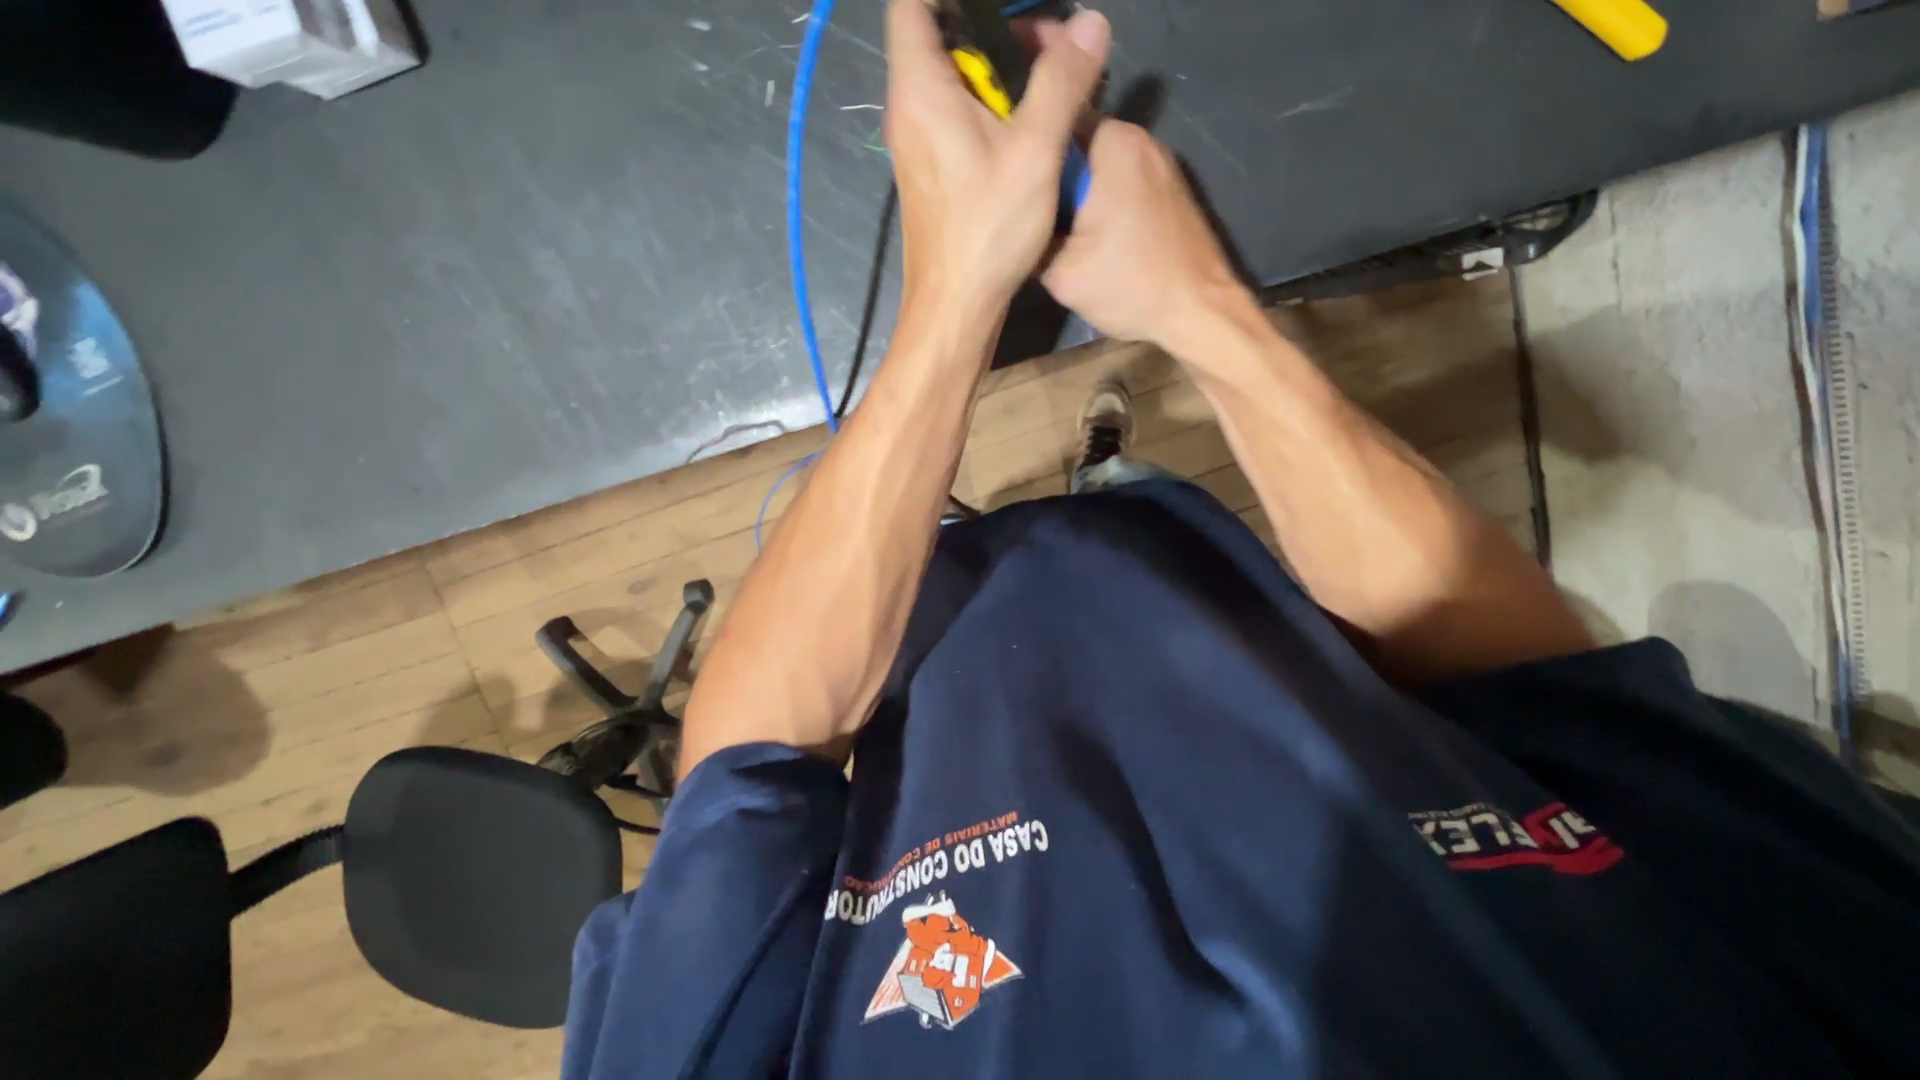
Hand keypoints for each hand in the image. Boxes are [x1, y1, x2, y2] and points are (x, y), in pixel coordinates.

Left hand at [884, 0, 1109, 319]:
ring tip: (1049, 79)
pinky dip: (989, 103)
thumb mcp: (1034, 150)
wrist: (955, 303)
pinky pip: (954, 112)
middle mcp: (908, 107)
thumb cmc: (988, 228)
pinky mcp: (931, 167)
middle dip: (994, 28)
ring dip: (997, 69)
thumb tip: (1091, 24)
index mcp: (920, 87)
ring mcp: (917, 139)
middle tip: (1048, 43)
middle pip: (938, 34)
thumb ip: (1061, 81)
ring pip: (951, 76)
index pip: (912, 3)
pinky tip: (1029, 124)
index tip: (1003, 8)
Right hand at [1041, 120, 1249, 349]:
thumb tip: (1020, 226)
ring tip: (1061, 229)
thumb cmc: (1130, 286)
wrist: (1200, 312)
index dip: (1030, 154)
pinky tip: (1095, 236)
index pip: (1053, 122)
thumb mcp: (1061, 273)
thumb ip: (1033, 238)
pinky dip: (1106, 201)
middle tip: (1033, 214)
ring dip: (1081, 192)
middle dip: (1056, 175)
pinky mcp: (1172, 188)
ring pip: (1102, 166)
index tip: (1015, 186)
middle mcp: (1141, 140)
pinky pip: (1124, 182)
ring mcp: (1162, 163)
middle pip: (1078, 145)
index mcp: (1113, 145)